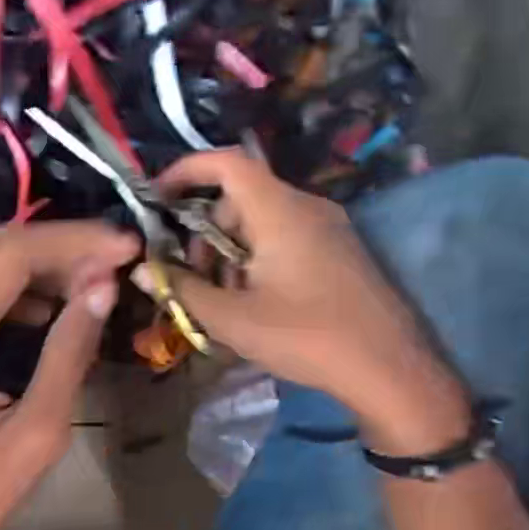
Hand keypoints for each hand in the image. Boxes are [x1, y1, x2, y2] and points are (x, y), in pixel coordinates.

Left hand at [0, 222, 137, 529]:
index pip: (8, 257)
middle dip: (54, 245)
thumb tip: (102, 286)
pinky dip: (9, 289)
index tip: (125, 248)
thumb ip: (69, 351)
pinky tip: (46, 309)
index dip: (71, 242)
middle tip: (111, 259)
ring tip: (88, 283)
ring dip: (33, 263)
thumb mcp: (40, 429)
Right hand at [135, 151, 467, 452]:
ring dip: (226, 251)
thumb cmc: (304, 336)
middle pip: (240, 198)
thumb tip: (144, 271)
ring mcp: (325, 228)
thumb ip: (184, 290)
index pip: (229, 164)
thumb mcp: (232, 318)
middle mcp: (305, 208)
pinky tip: (247, 302)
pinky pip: (281, 239)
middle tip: (187, 276)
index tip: (156, 196)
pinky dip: (252, 260)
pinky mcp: (334, 251)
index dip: (187, 170)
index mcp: (280, 212)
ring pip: (259, 222)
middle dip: (203, 231)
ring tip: (217, 299)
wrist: (384, 365)